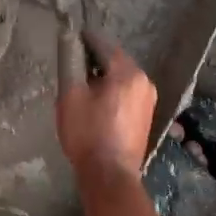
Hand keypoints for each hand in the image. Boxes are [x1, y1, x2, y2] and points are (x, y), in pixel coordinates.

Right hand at [56, 28, 156, 184]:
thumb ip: (70, 63)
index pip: (102, 44)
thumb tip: (69, 40)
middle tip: (70, 68)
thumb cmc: (87, 133)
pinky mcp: (146, 114)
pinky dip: (111, 90)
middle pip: (114, 60)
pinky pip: (126, 92)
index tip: (66, 41)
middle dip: (92, 61)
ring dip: (102, 77)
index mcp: (127, 72)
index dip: (82, 40)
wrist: (110, 175)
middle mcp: (144, 80)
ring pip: (120, 76)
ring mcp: (148, 99)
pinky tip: (96, 103)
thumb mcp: (70, 95)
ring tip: (81, 87)